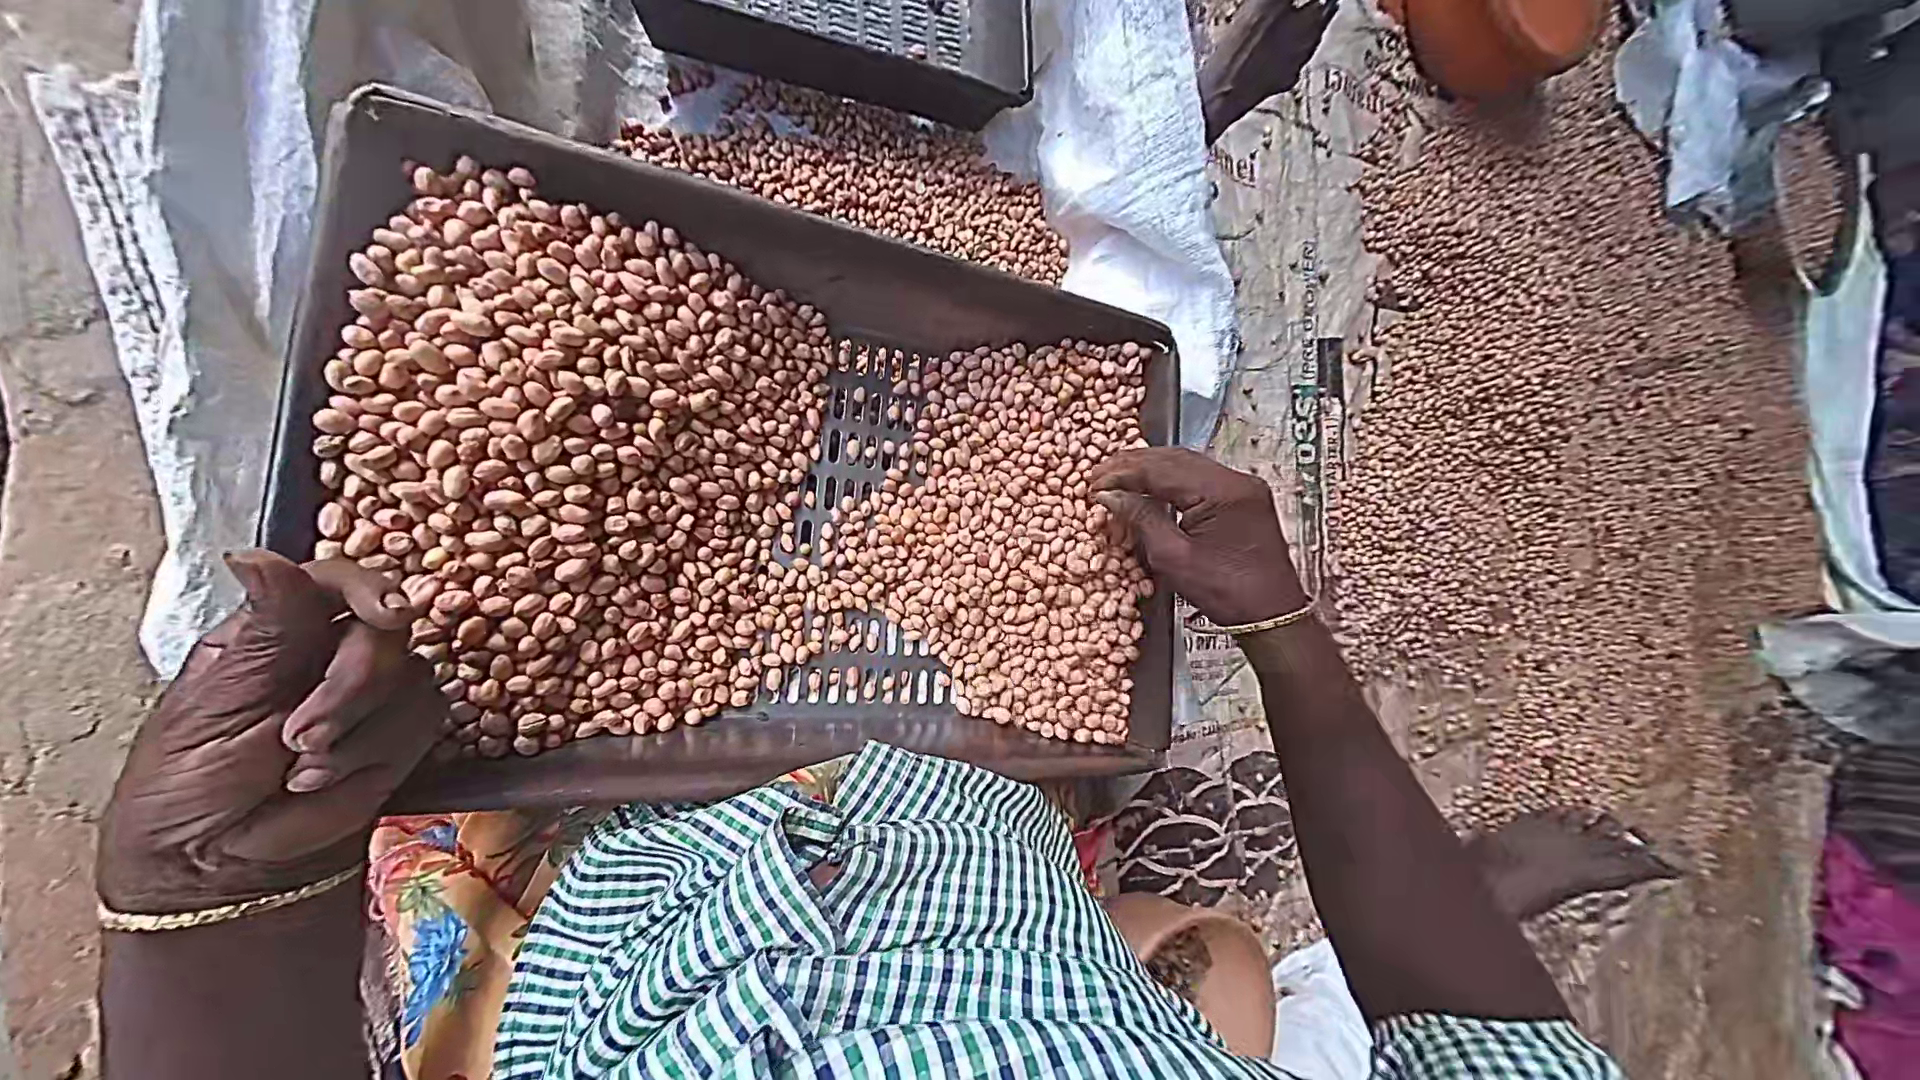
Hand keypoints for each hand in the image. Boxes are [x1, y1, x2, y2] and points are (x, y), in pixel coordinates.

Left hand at [97, 551, 443, 913]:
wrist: (227, 862)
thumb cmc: (193, 784)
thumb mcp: (217, 704)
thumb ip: (266, 630)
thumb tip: (254, 555)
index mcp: (280, 631)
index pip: (337, 582)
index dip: (370, 590)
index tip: (392, 615)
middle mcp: (337, 649)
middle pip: (385, 633)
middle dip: (351, 686)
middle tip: (299, 737)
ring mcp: (384, 686)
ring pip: (413, 676)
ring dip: (358, 729)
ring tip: (302, 767)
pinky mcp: (413, 722)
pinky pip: (426, 716)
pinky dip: (376, 751)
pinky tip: (328, 776)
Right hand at [1090, 447, 1306, 625]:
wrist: (1271, 614)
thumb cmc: (1225, 592)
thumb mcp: (1173, 558)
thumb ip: (1141, 519)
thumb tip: (1111, 497)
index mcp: (1221, 492)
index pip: (1161, 469)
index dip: (1123, 474)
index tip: (1095, 483)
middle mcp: (1235, 480)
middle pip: (1174, 458)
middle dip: (1133, 464)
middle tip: (1100, 474)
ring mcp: (1242, 487)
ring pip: (1186, 463)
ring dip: (1150, 468)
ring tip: (1118, 477)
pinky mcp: (1242, 498)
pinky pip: (1199, 477)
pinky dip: (1170, 478)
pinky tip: (1149, 486)